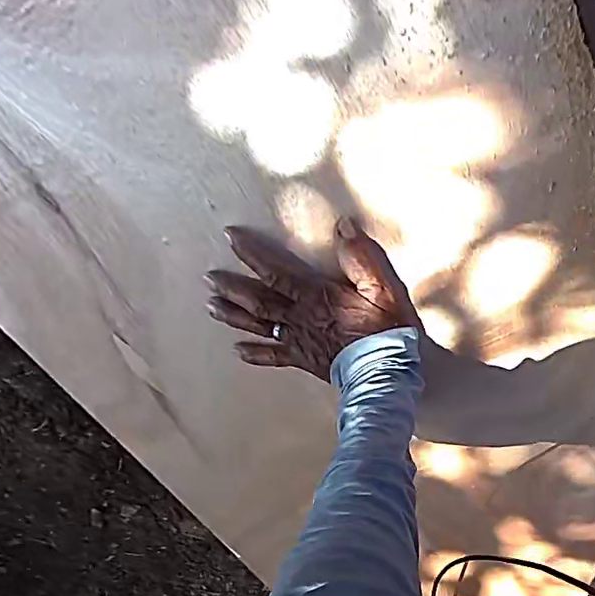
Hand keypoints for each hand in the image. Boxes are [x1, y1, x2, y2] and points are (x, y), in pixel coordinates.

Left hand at [206, 217, 419, 379]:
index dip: (251, 253)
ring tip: (212, 306)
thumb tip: (343, 225)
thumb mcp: (380, 287)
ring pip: (259, 325)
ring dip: (234, 315)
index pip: (275, 271)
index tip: (229, 237)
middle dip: (232, 287)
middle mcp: (299, 317)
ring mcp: (299, 340)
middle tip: (210, 279)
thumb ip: (360, 256)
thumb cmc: (384, 329)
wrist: (384, 370)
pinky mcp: (304, 360)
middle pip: (258, 299)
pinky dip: (255, 353)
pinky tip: (238, 350)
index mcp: (314, 295)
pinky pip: (274, 356)